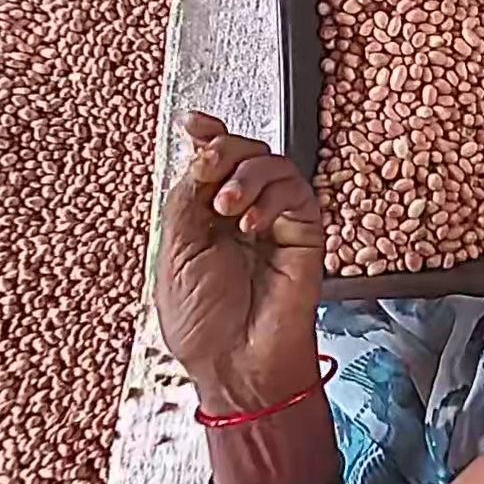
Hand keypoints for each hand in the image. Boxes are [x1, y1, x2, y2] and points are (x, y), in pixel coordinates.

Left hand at [155, 112, 325, 412]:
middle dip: (227, 150)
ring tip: (228, 208)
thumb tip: (203, 151)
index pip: (218, 161)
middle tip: (211, 170)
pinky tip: (252, 226)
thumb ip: (189, 195)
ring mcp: (278, 219)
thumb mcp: (177, 249)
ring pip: (275, 164)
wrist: (236, 361)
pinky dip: (272, 198)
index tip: (196, 122)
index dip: (210, 135)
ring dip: (248, 175)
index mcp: (212, 214)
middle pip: (248, 152)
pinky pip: (296, 192)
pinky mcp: (306, 230)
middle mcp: (247, 210)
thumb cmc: (203, 317)